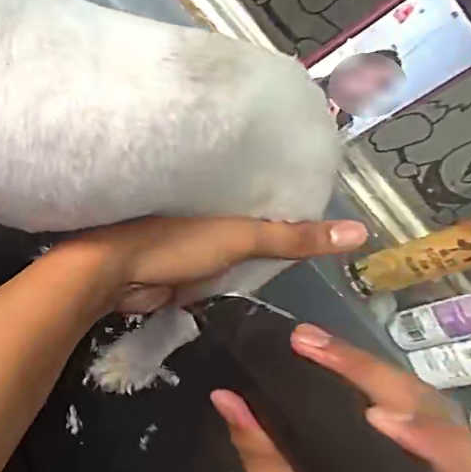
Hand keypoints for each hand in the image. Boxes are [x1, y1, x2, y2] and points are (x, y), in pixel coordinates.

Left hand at [63, 216, 367, 314]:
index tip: (329, 204)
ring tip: (298, 263)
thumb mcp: (239, 238)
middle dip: (274, 231)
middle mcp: (203, 212)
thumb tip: (359, 233)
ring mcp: (187, 243)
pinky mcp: (175, 270)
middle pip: (249, 222)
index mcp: (217, 192)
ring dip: (249, 258)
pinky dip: (225, 278)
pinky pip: (210, 273)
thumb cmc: (171, 244)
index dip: (294, 196)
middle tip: (321, 243)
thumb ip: (291, 236)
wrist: (111, 274)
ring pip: (228, 251)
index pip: (266, 190)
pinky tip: (248, 281)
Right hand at [209, 325, 470, 471]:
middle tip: (307, 346)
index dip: (433, 439)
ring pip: (424, 398)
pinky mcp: (429, 442)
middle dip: (372, 375)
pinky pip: (409, 400)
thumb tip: (226, 398)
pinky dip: (370, 375)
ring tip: (311, 345)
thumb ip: (267, 461)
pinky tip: (330, 358)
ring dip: (368, 367)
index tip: (375, 418)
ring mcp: (453, 458)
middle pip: (435, 413)